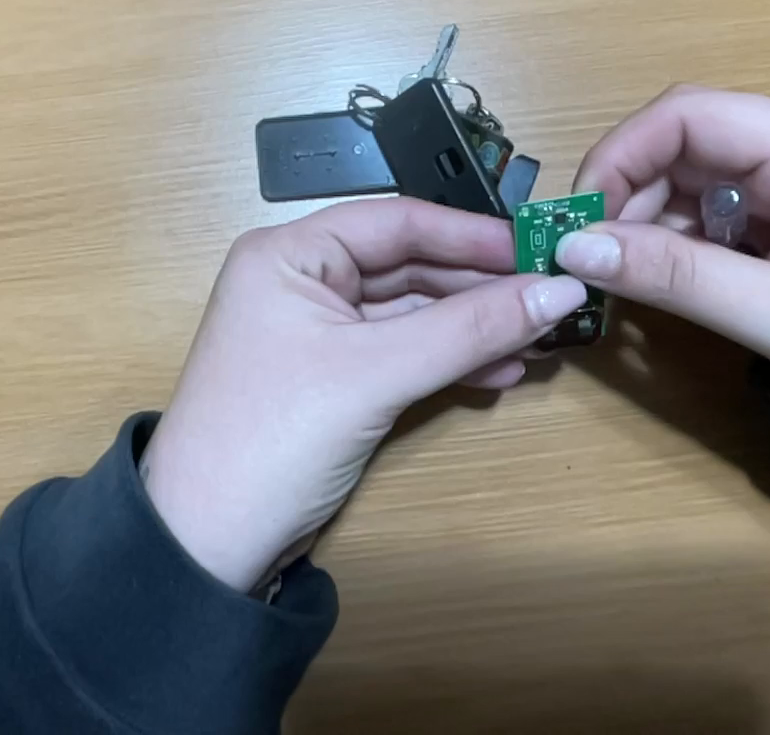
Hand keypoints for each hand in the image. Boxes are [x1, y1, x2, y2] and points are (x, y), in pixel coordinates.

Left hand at [141, 199, 588, 590]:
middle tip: (550, 299)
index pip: (396, 222)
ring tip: (538, 340)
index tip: (539, 251)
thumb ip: (469, 329)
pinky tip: (501, 371)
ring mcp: (319, 329)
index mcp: (290, 252)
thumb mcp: (374, 374)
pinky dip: (449, 360)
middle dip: (478, 287)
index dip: (471, 235)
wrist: (208, 547)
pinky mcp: (335, 375)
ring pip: (412, 313)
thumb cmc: (276, 437)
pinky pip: (403, 351)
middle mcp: (303, 279)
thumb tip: (561, 292)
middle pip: (409, 267)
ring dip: (472, 327)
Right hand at [555, 86, 769, 451]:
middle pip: (683, 146)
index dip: (622, 153)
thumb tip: (575, 249)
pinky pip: (704, 219)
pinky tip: (653, 281)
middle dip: (624, 194)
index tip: (577, 215)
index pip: (695, 115)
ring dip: (639, 223)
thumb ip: (683, 279)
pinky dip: (666, 246)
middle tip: (583, 254)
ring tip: (614, 275)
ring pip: (685, 183)